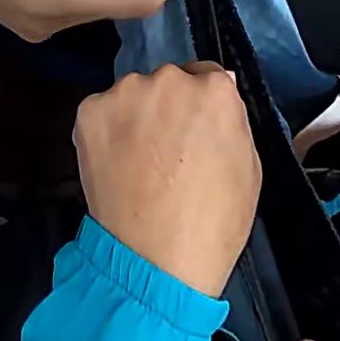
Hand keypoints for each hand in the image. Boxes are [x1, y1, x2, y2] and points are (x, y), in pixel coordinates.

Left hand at [73, 61, 260, 295]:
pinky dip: (107, 130)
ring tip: (136, 161)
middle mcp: (168, 78)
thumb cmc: (215, 221)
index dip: (201, 107)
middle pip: (169, 82)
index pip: (207, 77)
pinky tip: (114, 163)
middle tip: (166, 150)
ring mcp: (125, 93)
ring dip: (136, 115)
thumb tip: (217, 92)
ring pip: (134, 94)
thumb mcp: (249, 164)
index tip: (195, 133)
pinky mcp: (90, 111)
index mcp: (213, 88)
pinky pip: (103, 111)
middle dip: (169, 107)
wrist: (157, 263)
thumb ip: (231, 119)